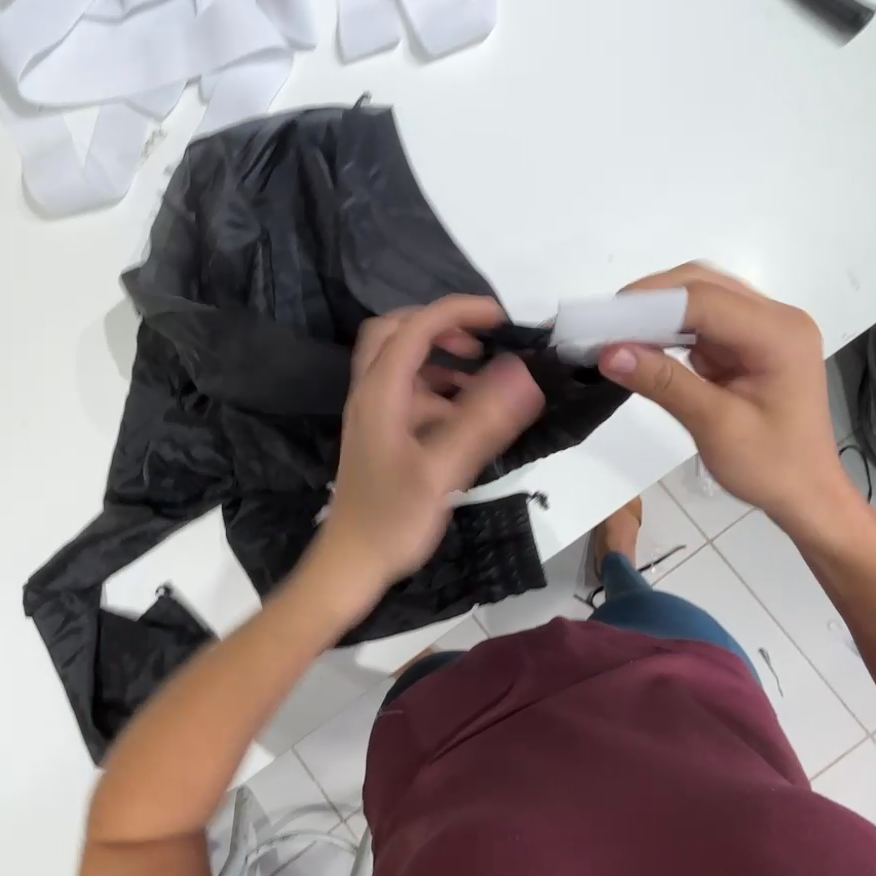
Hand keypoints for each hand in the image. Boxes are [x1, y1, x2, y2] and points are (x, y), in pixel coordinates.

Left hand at [313, 296, 544, 594]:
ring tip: (483, 377)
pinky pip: (406, 394)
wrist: (352, 564)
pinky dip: (436, 390)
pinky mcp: (379, 435)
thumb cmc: (392, 521)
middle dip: (440, 326)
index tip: (502, 319)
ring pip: (401, 364)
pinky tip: (465, 417)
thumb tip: (524, 373)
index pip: (416, 327)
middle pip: (396, 333)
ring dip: (440, 359)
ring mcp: (372, 414)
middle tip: (480, 342)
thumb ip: (482, 421)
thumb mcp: (443, 472)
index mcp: (380, 393)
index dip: (459, 311)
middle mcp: (370, 394)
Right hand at [597, 264, 852, 533]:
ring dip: (656, 312)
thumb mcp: (715, 426)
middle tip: (602, 327)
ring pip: (699, 299)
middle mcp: (775, 319)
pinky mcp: (745, 345)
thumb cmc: (771, 466)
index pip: (705, 300)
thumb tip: (609, 353)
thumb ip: (664, 383)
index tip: (601, 325)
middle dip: (649, 300)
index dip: (649, 305)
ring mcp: (761, 330)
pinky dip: (667, 330)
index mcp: (778, 334)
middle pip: (702, 286)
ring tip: (613, 334)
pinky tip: (639, 345)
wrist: (806, 493)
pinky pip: (700, 323)